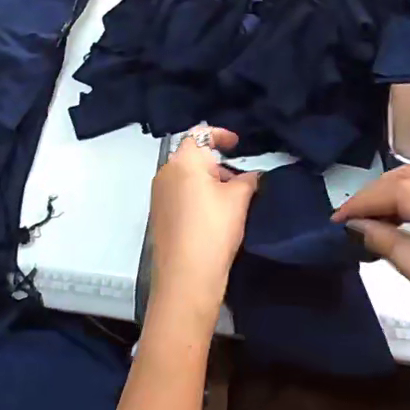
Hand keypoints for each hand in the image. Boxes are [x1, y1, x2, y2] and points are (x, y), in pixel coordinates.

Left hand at [146, 127, 261, 325]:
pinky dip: (197, 196)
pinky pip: (179, 194)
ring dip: (207, 181)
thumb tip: (250, 175)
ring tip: (232, 200)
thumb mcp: (239, 199)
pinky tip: (215, 215)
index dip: (220, 135)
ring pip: (185, 177)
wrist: (186, 275)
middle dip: (216, 163)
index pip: (200, 134)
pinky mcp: (159, 214)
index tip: (237, 144)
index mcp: (183, 161)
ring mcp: (159, 195)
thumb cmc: (213, 229)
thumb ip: (247, 179)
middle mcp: (165, 173)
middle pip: (191, 156)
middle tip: (240, 178)